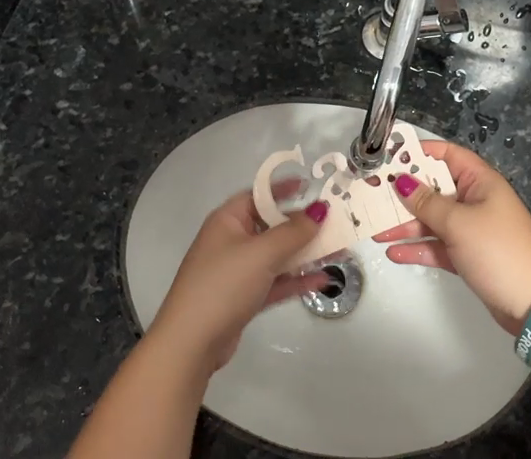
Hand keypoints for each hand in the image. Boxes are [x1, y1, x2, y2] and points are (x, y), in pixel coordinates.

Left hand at [146, 189, 328, 371]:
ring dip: (305, 253)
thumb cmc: (223, 285)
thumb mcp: (261, 253)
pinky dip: (296, 279)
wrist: (191, 343)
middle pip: (272, 226)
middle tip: (335, 222)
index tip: (312, 187)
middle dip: (303, 225)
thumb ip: (293, 232)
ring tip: (339, 251)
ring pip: (277, 255)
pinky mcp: (245, 297)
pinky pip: (276, 281)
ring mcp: (238, 271)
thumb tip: (320, 209)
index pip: (259, 195)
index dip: (285, 189)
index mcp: (228, 221)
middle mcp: (232, 241)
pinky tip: (323, 280)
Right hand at [372, 141, 530, 333]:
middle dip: (405, 194)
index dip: (421, 152)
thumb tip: (402, 182)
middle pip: (435, 189)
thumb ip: (427, 203)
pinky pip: (438, 245)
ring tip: (375, 231)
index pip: (448, 155)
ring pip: (433, 220)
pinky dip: (418, 247)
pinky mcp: (468, 255)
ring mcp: (472, 229)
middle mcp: (475, 200)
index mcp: (480, 182)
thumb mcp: (459, 223)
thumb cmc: (497, 250)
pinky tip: (394, 253)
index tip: (390, 156)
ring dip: (406, 225)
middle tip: (372, 196)